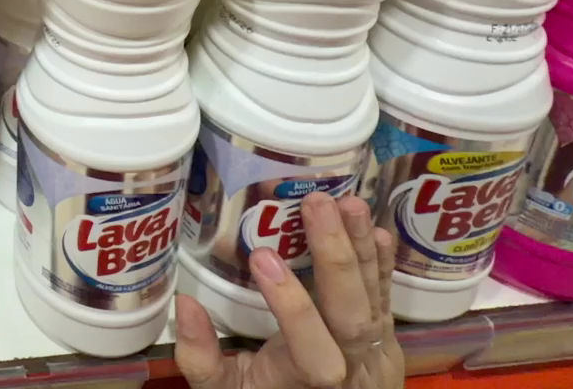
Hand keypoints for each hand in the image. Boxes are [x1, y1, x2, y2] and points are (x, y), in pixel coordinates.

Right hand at [175, 193, 405, 388]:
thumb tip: (185, 303)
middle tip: (316, 204)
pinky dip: (382, 264)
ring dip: (361, 249)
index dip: (292, 307)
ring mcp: (376, 355)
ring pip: (375, 301)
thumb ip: (201, 358)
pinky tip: (375, 231)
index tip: (261, 255)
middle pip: (352, 318)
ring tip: (347, 202)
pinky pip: (387, 299)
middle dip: (336, 258)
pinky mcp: (384, 339)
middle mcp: (353, 372)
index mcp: (307, 384)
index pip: (312, 352)